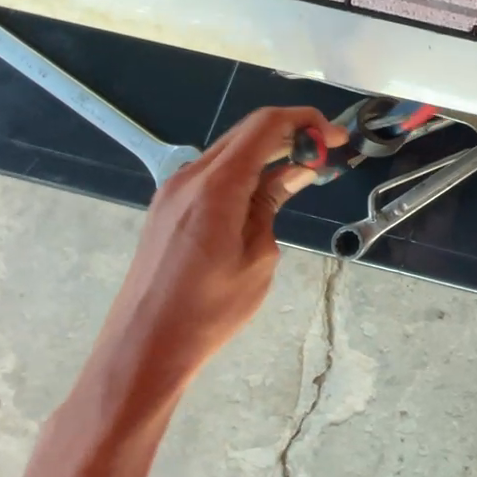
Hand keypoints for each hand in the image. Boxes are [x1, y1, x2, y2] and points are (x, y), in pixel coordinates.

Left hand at [21, 107, 346, 476]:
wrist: (140, 355)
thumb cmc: (208, 312)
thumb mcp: (259, 256)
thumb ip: (273, 203)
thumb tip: (297, 171)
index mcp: (215, 187)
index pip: (266, 125)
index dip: (307, 121)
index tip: (336, 137)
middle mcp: (188, 179)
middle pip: (248, 131)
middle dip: (293, 132)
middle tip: (329, 150)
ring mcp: (173, 193)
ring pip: (232, 149)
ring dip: (272, 150)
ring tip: (306, 170)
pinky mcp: (168, 210)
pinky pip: (215, 172)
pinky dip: (249, 168)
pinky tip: (271, 189)